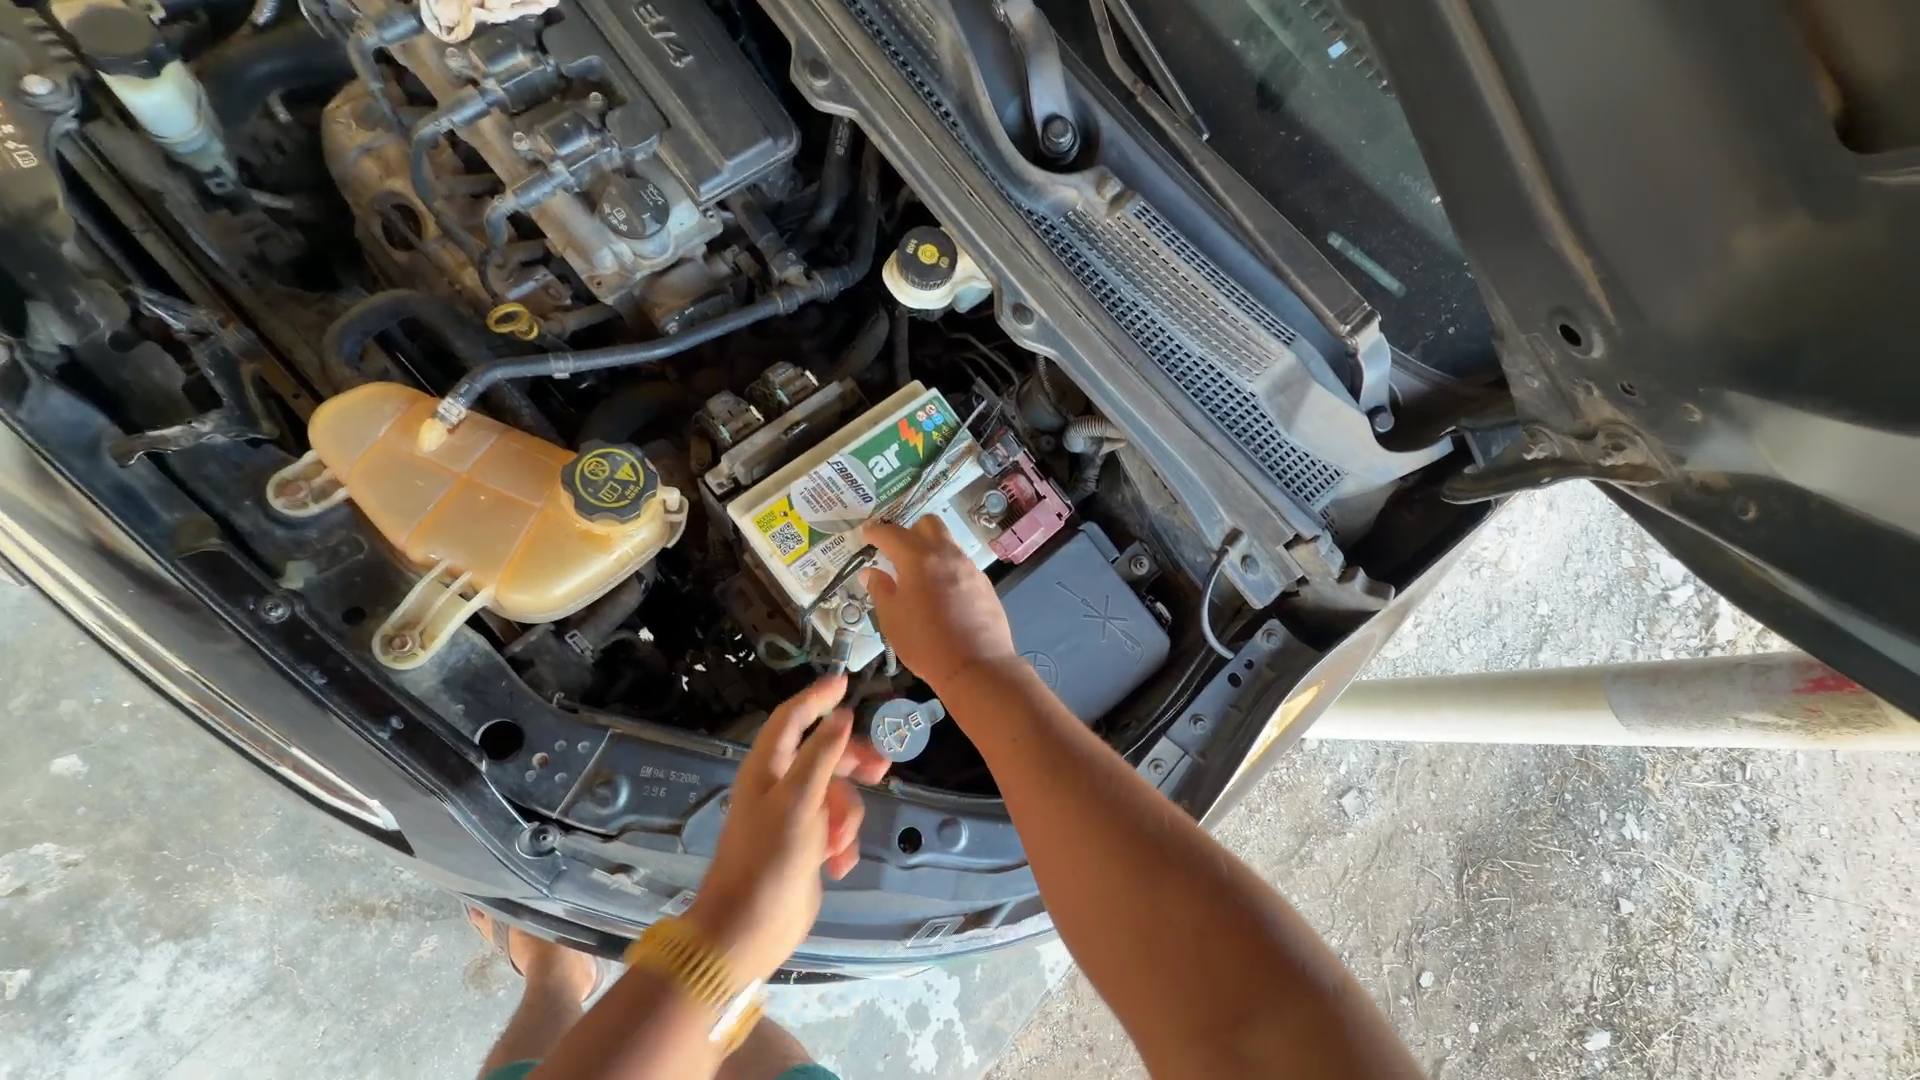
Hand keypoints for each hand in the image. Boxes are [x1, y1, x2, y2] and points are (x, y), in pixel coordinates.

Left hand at [685, 676, 890, 982]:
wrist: (747, 930)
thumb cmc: (768, 860)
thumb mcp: (798, 801)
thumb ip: (821, 755)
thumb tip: (842, 716)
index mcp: (767, 768)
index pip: (792, 718)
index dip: (817, 698)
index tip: (846, 683)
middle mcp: (778, 786)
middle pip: (823, 755)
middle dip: (851, 762)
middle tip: (882, 767)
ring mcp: (792, 816)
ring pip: (835, 794)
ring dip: (846, 816)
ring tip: (841, 844)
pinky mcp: (804, 845)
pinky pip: (834, 827)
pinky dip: (842, 842)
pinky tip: (839, 864)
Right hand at [861, 517, 1018, 693]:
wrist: (976, 666)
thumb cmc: (925, 642)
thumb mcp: (892, 619)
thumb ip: (880, 590)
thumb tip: (871, 572)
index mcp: (918, 559)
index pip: (892, 534)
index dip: (876, 532)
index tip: (867, 534)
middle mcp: (947, 555)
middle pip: (929, 524)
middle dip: (910, 530)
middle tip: (897, 551)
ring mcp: (970, 568)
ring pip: (948, 544)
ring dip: (932, 550)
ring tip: (920, 575)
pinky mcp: (985, 584)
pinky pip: (962, 566)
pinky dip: (948, 570)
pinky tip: (943, 594)